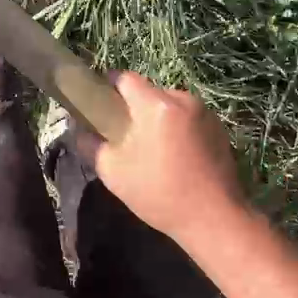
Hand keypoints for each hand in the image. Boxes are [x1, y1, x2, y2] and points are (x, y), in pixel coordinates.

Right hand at [77, 72, 249, 241]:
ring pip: (169, 104)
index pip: (125, 78)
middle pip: (149, 91)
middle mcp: (183, 99)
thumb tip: (78, 129)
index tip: (100, 102)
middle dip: (134, 107)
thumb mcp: (113, 172)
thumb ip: (90, 144)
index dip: (108, 85)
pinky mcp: (219, 128)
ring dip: (157, 117)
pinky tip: (175, 156)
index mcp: (155, 105)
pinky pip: (188, 117)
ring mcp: (205, 113)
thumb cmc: (159, 193)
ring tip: (151, 148)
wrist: (214, 219)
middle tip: (124, 133)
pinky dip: (177, 128)